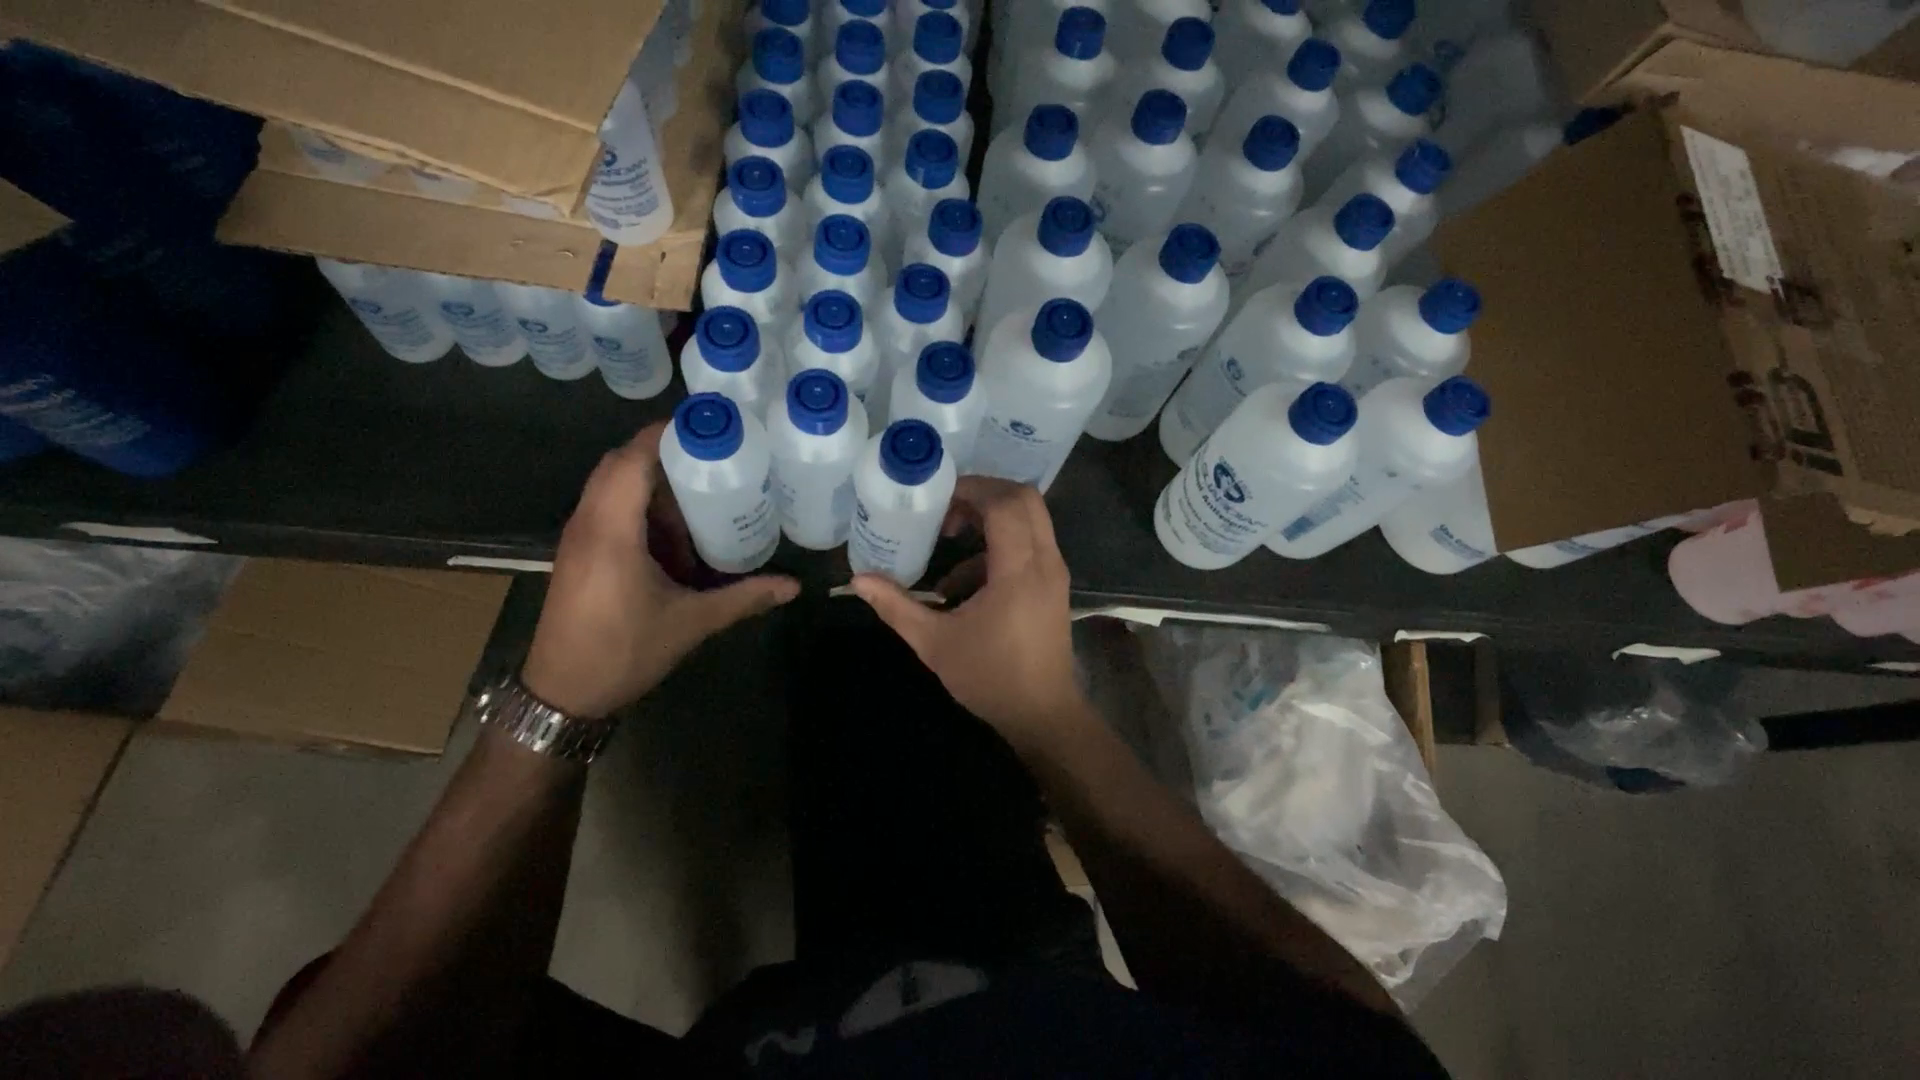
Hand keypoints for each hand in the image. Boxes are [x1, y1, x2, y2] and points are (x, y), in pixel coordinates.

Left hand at [523, 423, 798, 716]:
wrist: (561, 694)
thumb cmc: (623, 652)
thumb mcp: (690, 623)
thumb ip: (742, 598)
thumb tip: (794, 586)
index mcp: (612, 529)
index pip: (633, 458)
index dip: (667, 434)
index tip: (710, 427)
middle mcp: (588, 522)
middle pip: (620, 464)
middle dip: (664, 457)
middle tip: (713, 462)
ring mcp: (577, 538)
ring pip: (611, 487)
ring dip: (651, 486)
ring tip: (700, 497)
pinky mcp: (577, 554)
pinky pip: (607, 510)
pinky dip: (638, 509)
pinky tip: (673, 536)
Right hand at [850, 477, 1091, 753]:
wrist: (1042, 715)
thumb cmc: (989, 677)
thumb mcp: (934, 642)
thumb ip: (897, 606)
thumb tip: (857, 580)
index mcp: (1019, 570)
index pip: (1005, 504)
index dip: (971, 490)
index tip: (937, 499)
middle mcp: (1045, 561)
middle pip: (1024, 499)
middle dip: (983, 494)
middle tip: (946, 509)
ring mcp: (1055, 573)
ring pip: (1031, 520)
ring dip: (990, 521)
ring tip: (949, 544)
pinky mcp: (1054, 586)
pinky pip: (1031, 544)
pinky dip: (1000, 546)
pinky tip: (965, 583)